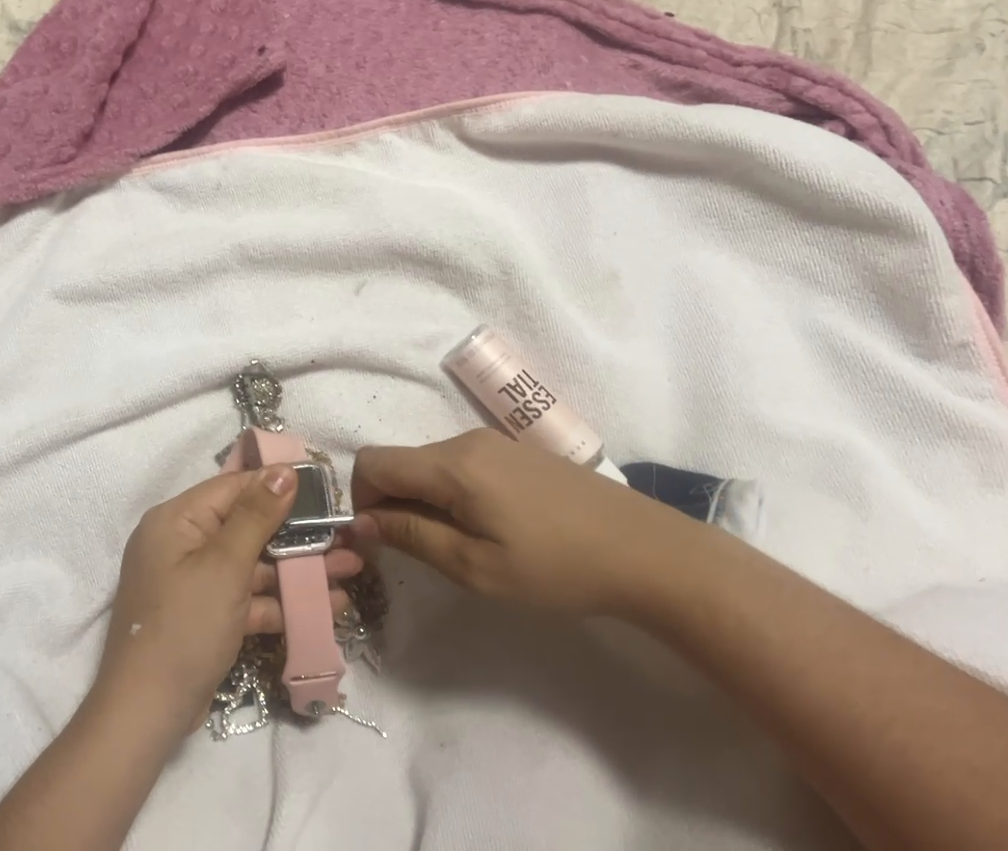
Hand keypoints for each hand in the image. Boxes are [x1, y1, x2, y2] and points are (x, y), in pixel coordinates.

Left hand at [95, 466, 359, 728]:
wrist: (147, 712)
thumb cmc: (184, 625)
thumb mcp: (224, 565)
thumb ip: (256, 515)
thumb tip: (283, 469)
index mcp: (176, 520)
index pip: (234, 487)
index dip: (279, 485)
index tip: (325, 488)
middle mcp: (182, 544)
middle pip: (248, 526)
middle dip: (299, 533)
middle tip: (347, 534)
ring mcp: (194, 583)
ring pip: (253, 564)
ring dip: (299, 569)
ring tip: (351, 569)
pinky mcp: (206, 616)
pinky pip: (248, 597)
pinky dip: (282, 602)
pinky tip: (328, 605)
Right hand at [351, 429, 684, 615]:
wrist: (648, 552)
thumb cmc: (557, 567)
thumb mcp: (476, 567)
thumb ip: (413, 537)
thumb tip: (362, 521)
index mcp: (452, 464)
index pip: (373, 462)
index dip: (360, 500)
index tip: (380, 542)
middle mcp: (467, 441)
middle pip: (401, 462)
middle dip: (391, 503)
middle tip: (419, 554)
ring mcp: (496, 443)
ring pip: (431, 465)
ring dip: (423, 500)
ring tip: (459, 547)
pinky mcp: (518, 453)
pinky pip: (462, 466)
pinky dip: (452, 495)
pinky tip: (489, 530)